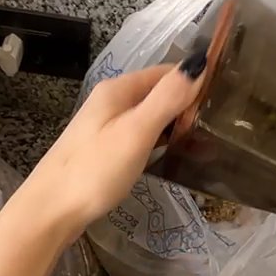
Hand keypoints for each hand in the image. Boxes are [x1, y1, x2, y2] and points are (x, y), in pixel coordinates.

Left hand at [8, 59, 203, 238]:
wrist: (50, 211)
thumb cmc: (95, 170)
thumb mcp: (136, 132)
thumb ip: (167, 99)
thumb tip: (199, 64)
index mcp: (118, 89)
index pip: (167, 72)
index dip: (195, 82)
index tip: (224, 103)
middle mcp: (111, 102)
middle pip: (159, 93)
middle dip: (188, 107)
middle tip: (220, 130)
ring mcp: (105, 126)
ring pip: (150, 117)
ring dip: (175, 127)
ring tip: (205, 145)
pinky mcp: (104, 150)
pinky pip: (140, 137)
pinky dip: (160, 143)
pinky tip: (173, 158)